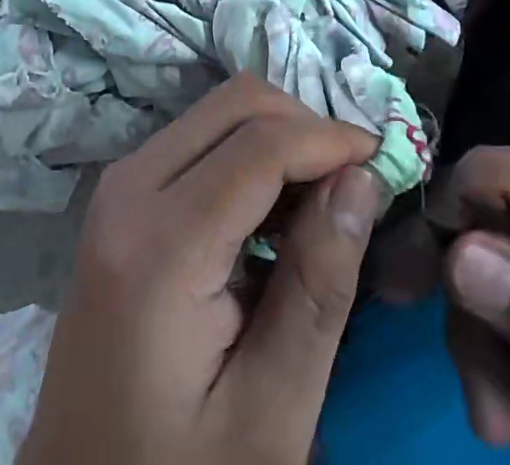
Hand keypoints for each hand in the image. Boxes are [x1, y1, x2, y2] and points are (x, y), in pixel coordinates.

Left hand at [19, 74, 388, 464]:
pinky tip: (277, 215)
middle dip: (309, 127)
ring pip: (221, 112)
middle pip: (238, 103)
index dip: (334, 141)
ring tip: (322, 206)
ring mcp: (119, 189)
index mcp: (158, 246)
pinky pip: (202, 139)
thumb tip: (362, 177)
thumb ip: (318, 285)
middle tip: (355, 186)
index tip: (389, 167)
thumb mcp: (271, 407)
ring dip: (283, 139)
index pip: (263, 143)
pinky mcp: (124, 199)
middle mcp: (127, 191)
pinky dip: (253, 154)